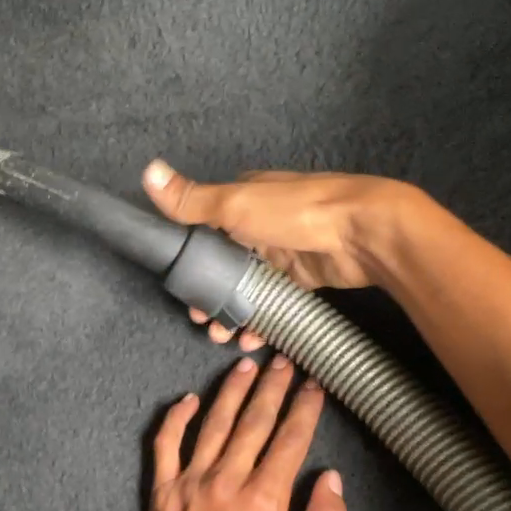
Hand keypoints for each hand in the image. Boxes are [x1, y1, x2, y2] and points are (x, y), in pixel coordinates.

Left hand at [137, 354, 349, 510]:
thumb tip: (331, 481)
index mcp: (265, 497)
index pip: (290, 440)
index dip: (304, 409)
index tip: (313, 384)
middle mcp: (227, 479)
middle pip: (253, 422)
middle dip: (271, 388)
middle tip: (281, 360)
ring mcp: (190, 483)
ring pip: (212, 425)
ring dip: (230, 392)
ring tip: (244, 365)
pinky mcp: (161, 493)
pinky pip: (165, 446)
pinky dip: (175, 420)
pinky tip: (186, 400)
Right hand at [141, 160, 409, 346]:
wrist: (364, 232)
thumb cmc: (295, 212)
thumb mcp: (235, 204)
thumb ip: (192, 199)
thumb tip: (147, 171)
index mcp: (243, 199)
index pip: (204, 229)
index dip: (189, 259)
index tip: (180, 289)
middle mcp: (260, 223)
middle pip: (224, 263)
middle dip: (210, 294)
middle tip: (202, 322)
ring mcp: (282, 251)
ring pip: (247, 286)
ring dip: (232, 312)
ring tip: (224, 337)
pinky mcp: (303, 277)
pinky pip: (272, 301)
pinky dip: (260, 320)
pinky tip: (253, 339)